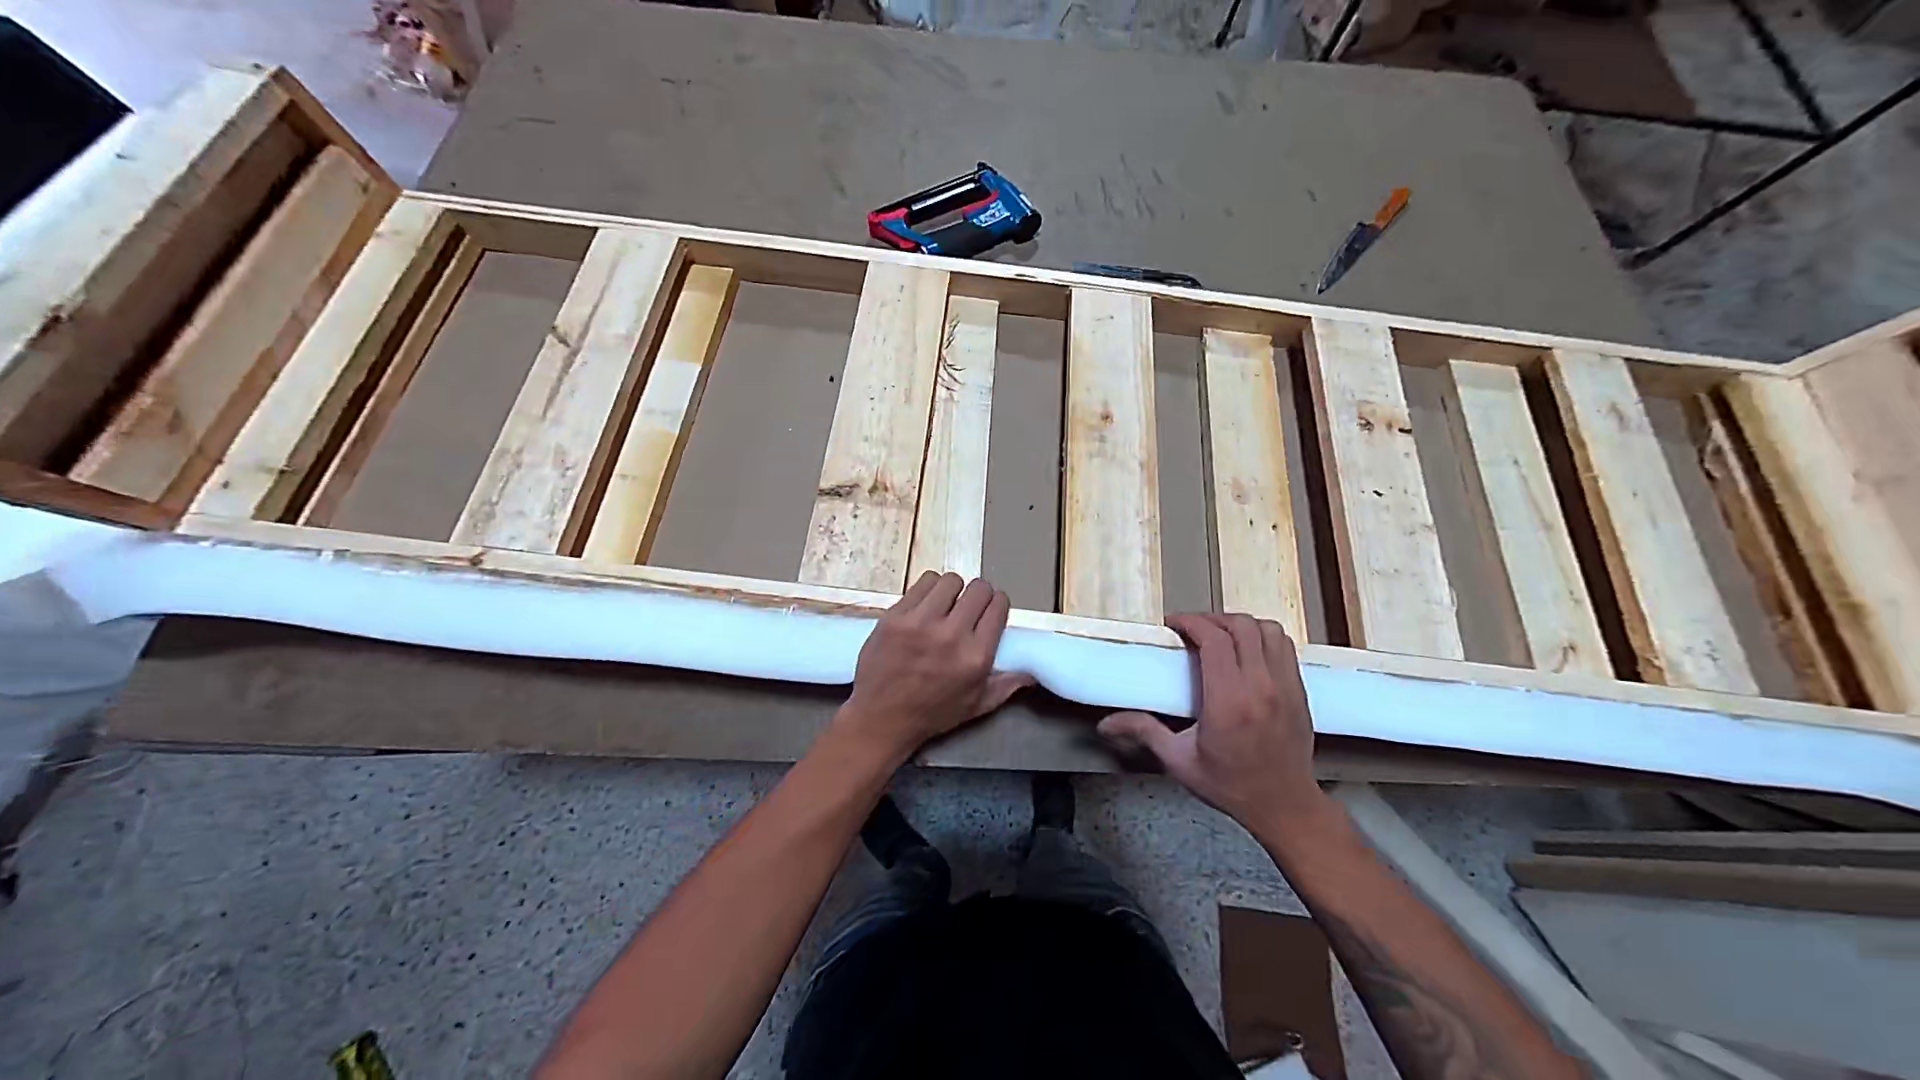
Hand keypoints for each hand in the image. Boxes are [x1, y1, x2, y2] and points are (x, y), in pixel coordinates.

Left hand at [834, 572, 1033, 759]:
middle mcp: (951, 635)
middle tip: (969, 606)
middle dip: (979, 595)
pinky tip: (925, 606)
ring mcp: (920, 623)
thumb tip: (1032, 672)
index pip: (998, 606)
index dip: (997, 604)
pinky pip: (921, 584)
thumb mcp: (977, 705)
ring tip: (945, 605)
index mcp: (976, 656)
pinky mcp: (895, 616)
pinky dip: (927, 591)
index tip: (991, 609)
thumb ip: (1007, 685)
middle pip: (978, 589)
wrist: (881, 717)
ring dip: (952, 590)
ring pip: (950, 581)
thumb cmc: (931, 714)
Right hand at [1098, 613, 1322, 832]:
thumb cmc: (1231, 785)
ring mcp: (1285, 686)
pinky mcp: (1300, 691)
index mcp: (1229, 701)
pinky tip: (1246, 651)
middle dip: (1213, 619)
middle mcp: (1261, 687)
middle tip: (1193, 629)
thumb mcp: (1179, 760)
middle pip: (1241, 626)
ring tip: (1221, 635)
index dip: (1191, 622)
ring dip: (1241, 625)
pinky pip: (1285, 646)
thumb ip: (1144, 732)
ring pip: (1268, 630)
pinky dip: (1264, 638)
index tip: (1174, 625)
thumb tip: (1107, 724)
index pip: (1214, 639)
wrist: (1284, 806)